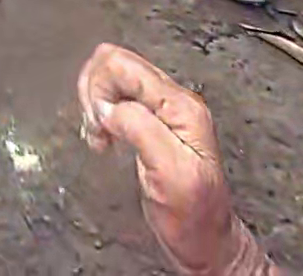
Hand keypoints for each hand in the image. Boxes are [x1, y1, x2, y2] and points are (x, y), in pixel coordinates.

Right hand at [78, 44, 273, 275]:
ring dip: (94, 100)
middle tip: (97, 127)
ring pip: (110, 72)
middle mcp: (172, 96)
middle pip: (113, 60)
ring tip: (99, 132)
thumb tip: (108, 106)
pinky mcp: (150, 114)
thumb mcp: (171, 175)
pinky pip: (114, 91)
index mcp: (180, 104)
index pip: (122, 65)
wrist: (207, 243)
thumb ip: (140, 129)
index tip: (102, 125)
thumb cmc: (194, 218)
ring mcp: (162, 103)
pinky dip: (99, 109)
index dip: (100, 90)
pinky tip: (104, 133)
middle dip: (94, 91)